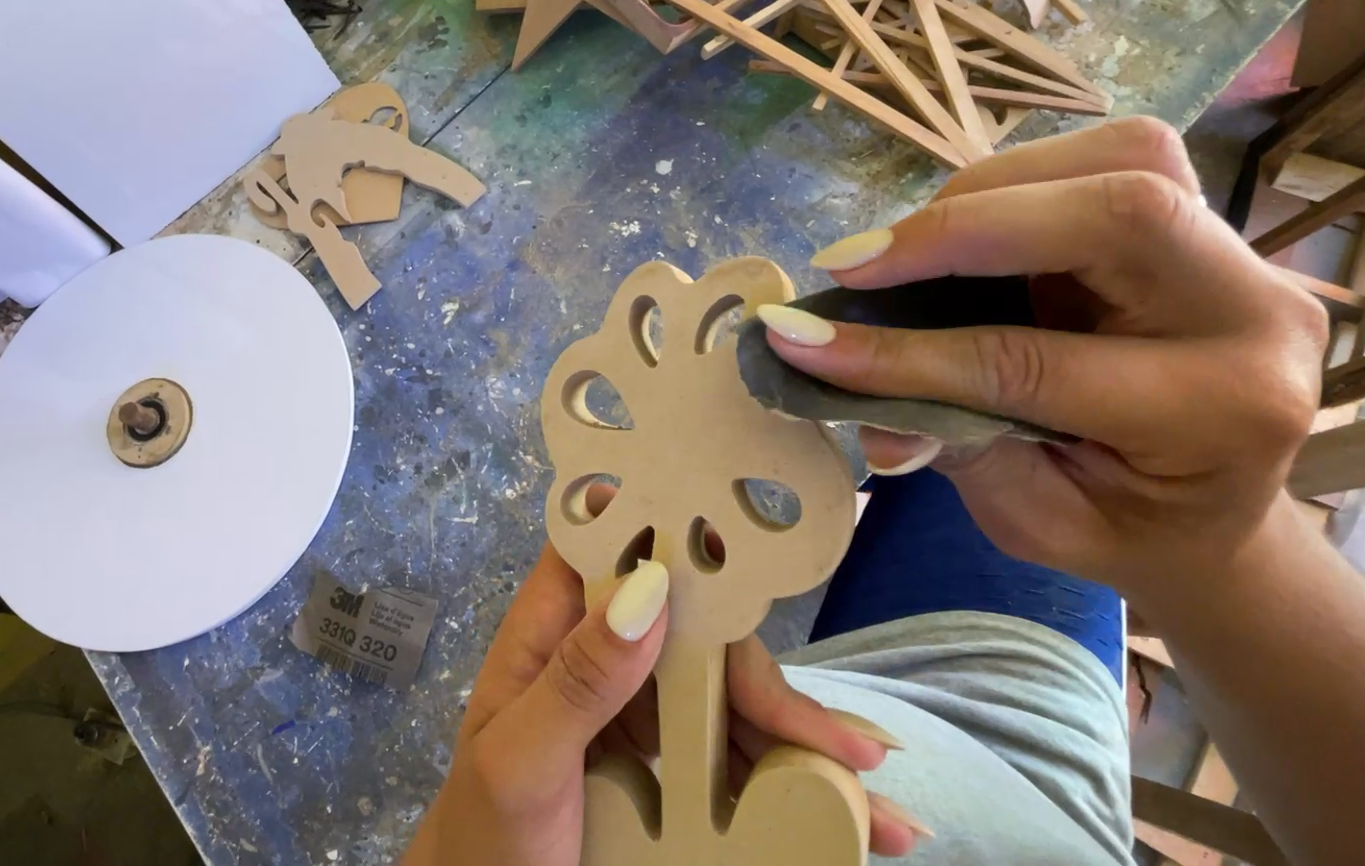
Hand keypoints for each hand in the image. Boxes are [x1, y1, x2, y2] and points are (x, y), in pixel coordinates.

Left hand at [405, 487, 927, 865]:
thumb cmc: (487, 834)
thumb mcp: (521, 759)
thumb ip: (577, 678)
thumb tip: (652, 587)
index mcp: (554, 626)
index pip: (612, 544)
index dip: (672, 529)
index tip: (747, 549)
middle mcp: (603, 647)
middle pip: (695, 626)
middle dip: (766, 675)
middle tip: (847, 751)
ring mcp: (639, 701)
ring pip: (725, 687)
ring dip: (799, 737)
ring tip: (878, 808)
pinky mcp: (665, 753)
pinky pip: (732, 747)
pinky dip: (788, 775)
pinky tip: (850, 817)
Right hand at [754, 118, 1327, 610]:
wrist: (1206, 504)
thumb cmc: (1116, 522)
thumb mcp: (1028, 517)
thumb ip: (945, 445)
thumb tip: (833, 382)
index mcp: (1215, 414)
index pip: (1030, 362)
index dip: (902, 352)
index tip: (797, 340)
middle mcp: (1251, 315)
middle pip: (1116, 213)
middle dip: (955, 231)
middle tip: (849, 267)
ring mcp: (1243, 252)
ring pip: (1118, 161)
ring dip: (980, 195)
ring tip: (898, 252)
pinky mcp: (1201, 218)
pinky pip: (1107, 158)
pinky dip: (1009, 183)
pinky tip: (955, 231)